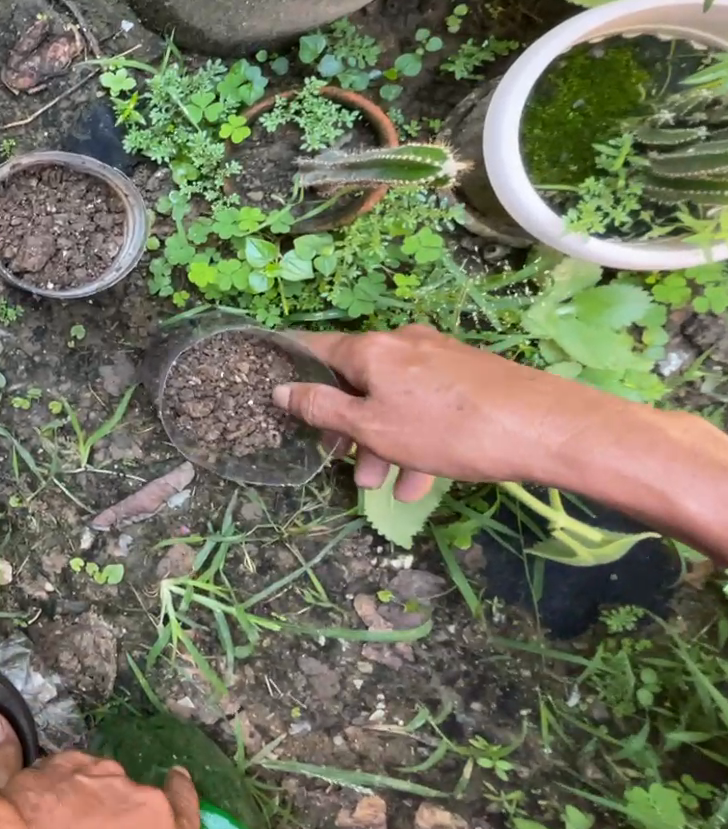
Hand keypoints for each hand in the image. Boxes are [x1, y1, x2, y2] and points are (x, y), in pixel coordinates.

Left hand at [0, 752, 200, 828]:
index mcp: (163, 826)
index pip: (186, 808)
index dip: (183, 794)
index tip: (179, 777)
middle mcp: (138, 793)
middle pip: (138, 802)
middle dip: (125, 816)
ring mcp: (100, 771)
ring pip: (105, 785)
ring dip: (96, 799)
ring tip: (73, 824)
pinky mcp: (67, 759)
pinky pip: (78, 773)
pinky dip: (72, 786)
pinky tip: (56, 805)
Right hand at [272, 325, 614, 499]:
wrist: (558, 431)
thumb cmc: (448, 429)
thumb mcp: (370, 427)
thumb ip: (318, 408)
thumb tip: (279, 390)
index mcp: (367, 349)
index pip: (309, 347)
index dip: (286, 366)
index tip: (270, 388)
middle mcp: (399, 345)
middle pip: (353, 380)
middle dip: (343, 422)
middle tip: (337, 458)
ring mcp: (439, 358)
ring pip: (392, 398)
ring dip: (380, 439)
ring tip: (380, 484)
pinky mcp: (472, 376)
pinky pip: (426, 405)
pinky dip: (415, 435)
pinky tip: (419, 480)